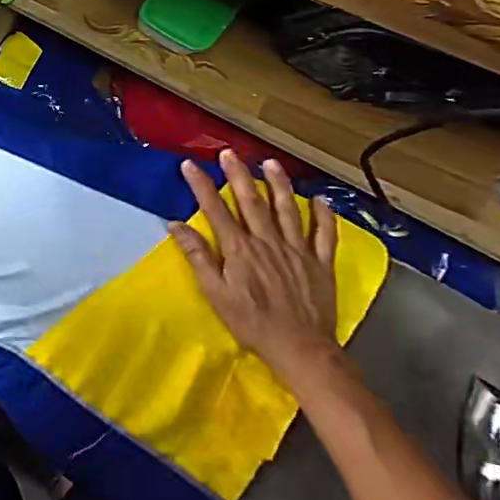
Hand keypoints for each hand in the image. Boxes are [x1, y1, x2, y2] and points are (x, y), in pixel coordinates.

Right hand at [169, 150, 340, 385]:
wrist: (299, 347)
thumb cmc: (252, 324)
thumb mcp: (216, 294)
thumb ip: (198, 257)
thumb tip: (175, 226)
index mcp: (240, 249)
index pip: (216, 210)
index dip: (202, 185)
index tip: (190, 165)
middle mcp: (267, 241)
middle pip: (251, 200)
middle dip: (238, 174)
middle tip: (229, 152)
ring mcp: (297, 249)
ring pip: (287, 208)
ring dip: (279, 184)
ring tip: (271, 163)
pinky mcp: (320, 261)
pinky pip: (324, 233)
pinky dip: (324, 215)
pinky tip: (321, 200)